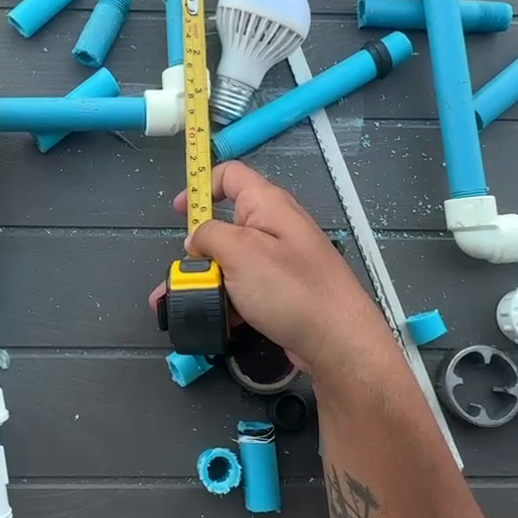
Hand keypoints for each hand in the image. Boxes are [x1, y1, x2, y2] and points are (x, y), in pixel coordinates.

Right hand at [149, 162, 389, 376]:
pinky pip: (244, 287)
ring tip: (182, 304)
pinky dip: (226, 299)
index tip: (179, 212)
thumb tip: (196, 239)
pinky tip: (213, 318)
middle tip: (180, 275)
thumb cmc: (290, 289)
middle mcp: (274, 227)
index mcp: (267, 205)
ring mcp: (279, 261)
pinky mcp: (281, 290)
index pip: (230, 175)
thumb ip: (209, 236)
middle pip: (225, 225)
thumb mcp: (240, 252)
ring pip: (231, 262)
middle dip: (197, 250)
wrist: (338, 341)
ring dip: (206, 280)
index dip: (201, 186)